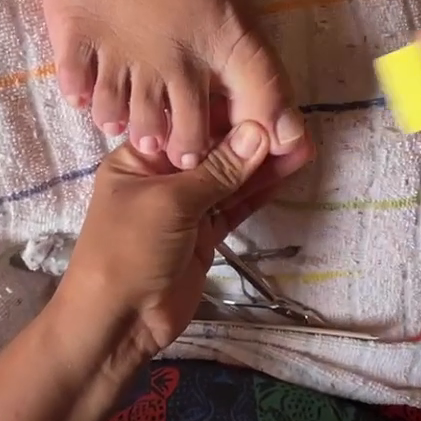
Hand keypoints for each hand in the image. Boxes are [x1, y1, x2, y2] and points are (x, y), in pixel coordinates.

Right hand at [23, 0, 308, 173]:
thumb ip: (224, 6)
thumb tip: (223, 34)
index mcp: (220, 24)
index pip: (258, 90)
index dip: (267, 122)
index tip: (267, 142)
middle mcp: (171, 50)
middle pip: (185, 119)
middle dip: (185, 142)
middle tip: (178, 151)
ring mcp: (116, 44)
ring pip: (126, 110)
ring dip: (132, 123)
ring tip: (132, 131)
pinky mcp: (70, 26)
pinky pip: (78, 82)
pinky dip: (84, 94)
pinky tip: (86, 99)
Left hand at [56, 120, 303, 364]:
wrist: (118, 321)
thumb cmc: (127, 250)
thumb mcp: (169, 203)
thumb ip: (217, 170)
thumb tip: (258, 131)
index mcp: (138, 157)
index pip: (186, 124)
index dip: (224, 112)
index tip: (266, 98)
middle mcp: (161, 177)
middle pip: (210, 149)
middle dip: (250, 138)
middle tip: (294, 122)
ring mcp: (184, 207)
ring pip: (228, 179)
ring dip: (262, 164)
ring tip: (303, 144)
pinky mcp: (203, 234)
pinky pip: (234, 206)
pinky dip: (259, 192)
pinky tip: (287, 172)